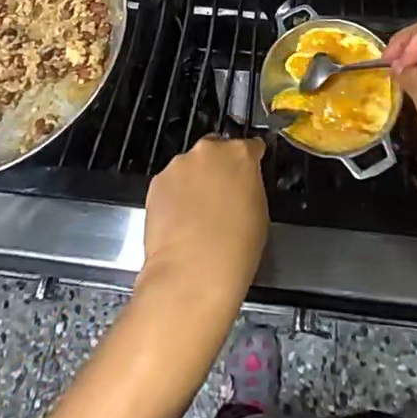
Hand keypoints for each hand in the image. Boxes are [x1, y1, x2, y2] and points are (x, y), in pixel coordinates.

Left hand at [141, 136, 267, 302]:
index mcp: (241, 154)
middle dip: (218, 167)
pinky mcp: (157, 182)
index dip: (250, 160)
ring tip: (195, 212)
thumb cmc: (236, 246)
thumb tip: (242, 185)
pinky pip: (170, 183)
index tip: (248, 172)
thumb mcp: (259, 210)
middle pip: (216, 149)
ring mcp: (180, 165)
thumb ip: (249, 185)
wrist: (193, 271)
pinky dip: (174, 195)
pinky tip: (178, 219)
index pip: (250, 146)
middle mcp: (209, 151)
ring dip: (194, 180)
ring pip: (190, 166)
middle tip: (220, 194)